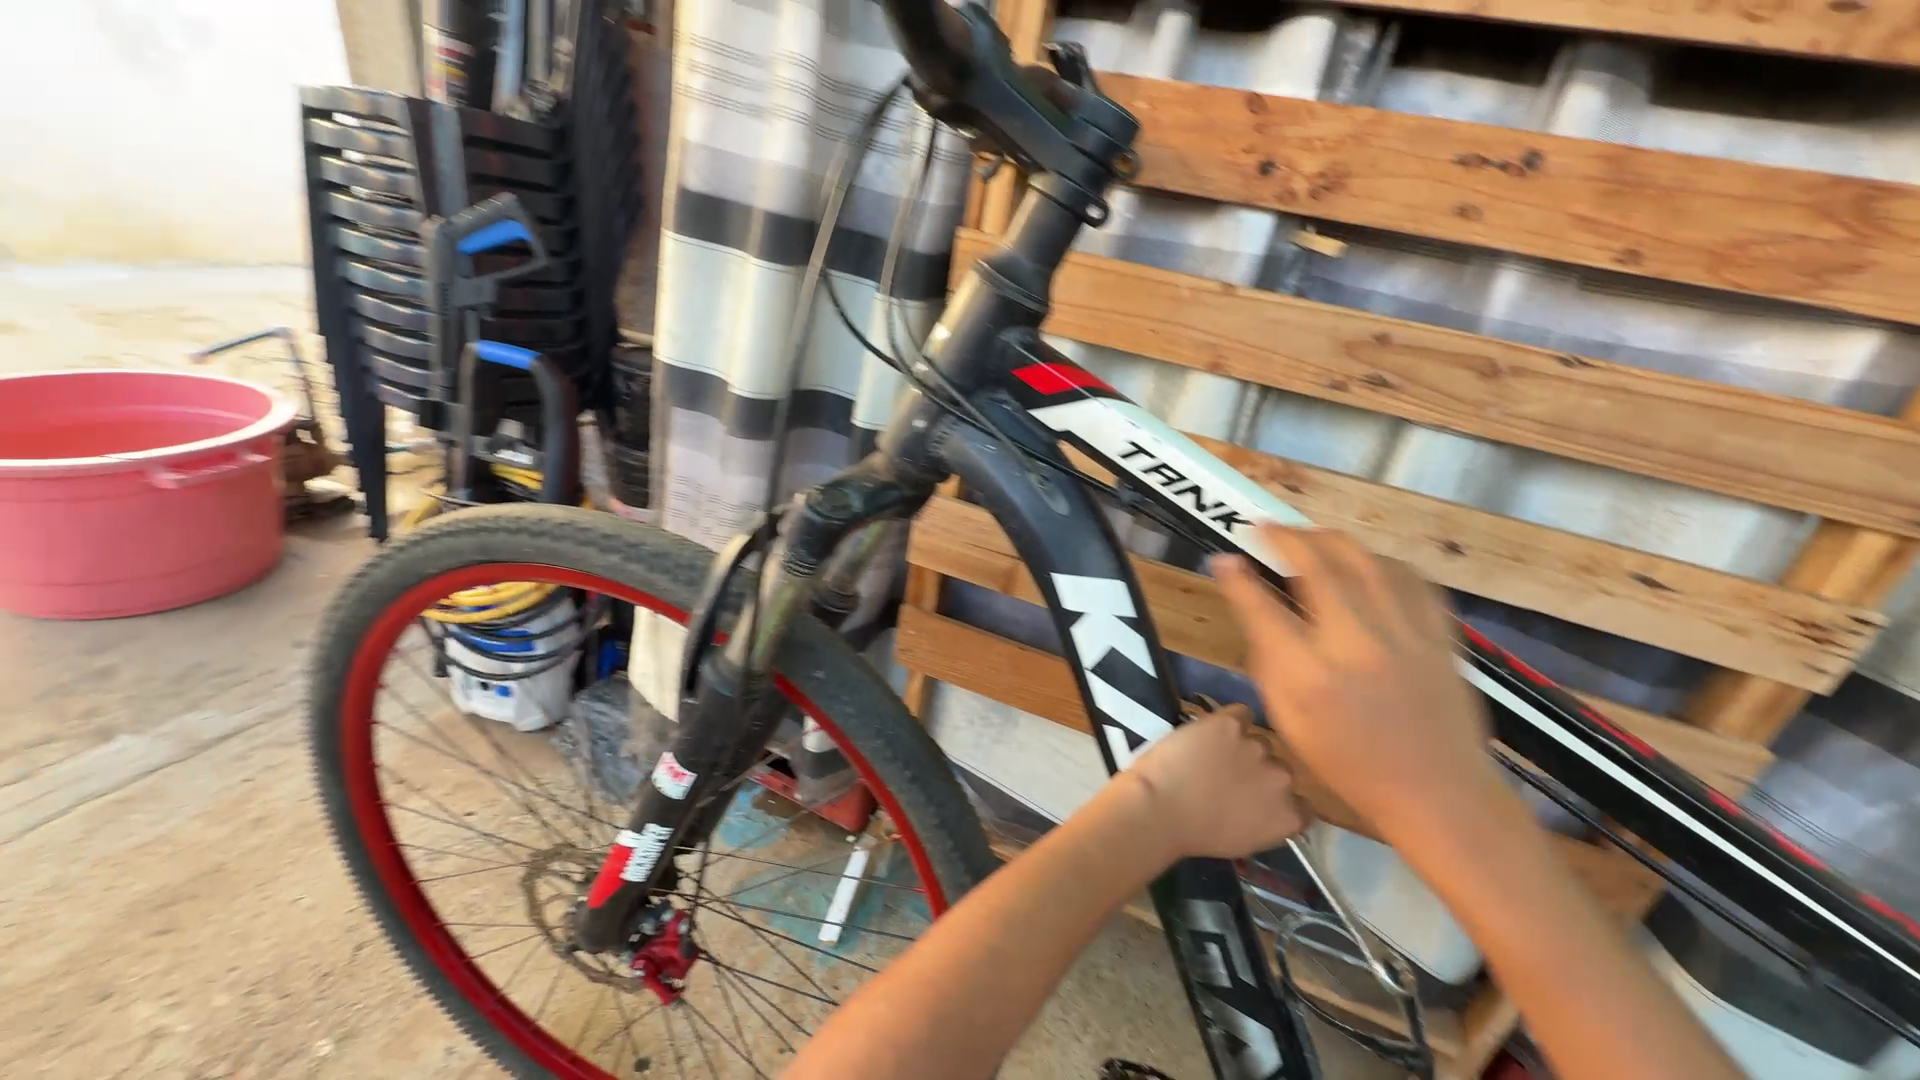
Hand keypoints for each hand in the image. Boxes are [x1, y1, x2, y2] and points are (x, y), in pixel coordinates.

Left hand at [1123, 705, 1308, 860]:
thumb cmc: (1195, 834)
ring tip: (1215, 754)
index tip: (1261, 799)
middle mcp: (1283, 779)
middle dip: (1261, 770)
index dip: (1282, 798)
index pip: (1304, 804)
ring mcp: (1257, 746)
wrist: (1160, 808)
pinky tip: (1213, 730)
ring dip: (1243, 745)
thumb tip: (1268, 806)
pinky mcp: (1230, 722)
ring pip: (1259, 740)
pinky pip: (1240, 713)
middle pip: (1281, 767)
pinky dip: (1229, 720)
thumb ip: (1267, 820)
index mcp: (1288, 815)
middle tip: (1232, 776)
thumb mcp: (1245, 840)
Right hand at [1210, 526, 1502, 835]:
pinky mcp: (1440, 634)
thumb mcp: (1288, 721)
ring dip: (1328, 539)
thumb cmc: (1349, 764)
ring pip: (1363, 559)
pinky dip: (1378, 560)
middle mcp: (1354, 645)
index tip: (1225, 558)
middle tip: (1265, 528)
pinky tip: (1364, 562)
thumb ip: (1268, 661)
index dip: (1237, 577)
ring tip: (1308, 536)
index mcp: (1309, 676)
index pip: (1262, 608)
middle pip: (1316, 565)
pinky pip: (1409, 576)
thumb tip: (1252, 607)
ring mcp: (1404, 634)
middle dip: (1284, 537)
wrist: (1437, 791)